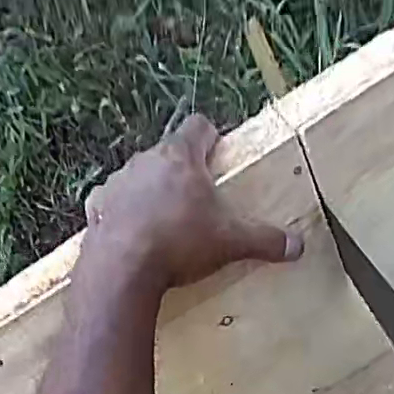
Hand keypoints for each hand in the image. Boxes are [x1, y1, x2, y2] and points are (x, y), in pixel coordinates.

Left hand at [80, 113, 301, 289]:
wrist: (123, 266)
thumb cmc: (180, 243)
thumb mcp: (230, 242)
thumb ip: (263, 240)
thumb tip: (296, 246)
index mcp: (181, 157)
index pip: (198, 128)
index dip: (211, 136)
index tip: (218, 148)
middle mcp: (145, 161)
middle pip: (167, 155)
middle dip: (182, 172)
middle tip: (198, 199)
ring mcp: (117, 184)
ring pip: (139, 180)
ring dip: (151, 194)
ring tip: (166, 224)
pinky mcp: (97, 210)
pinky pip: (113, 206)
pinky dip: (124, 217)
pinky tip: (134, 239)